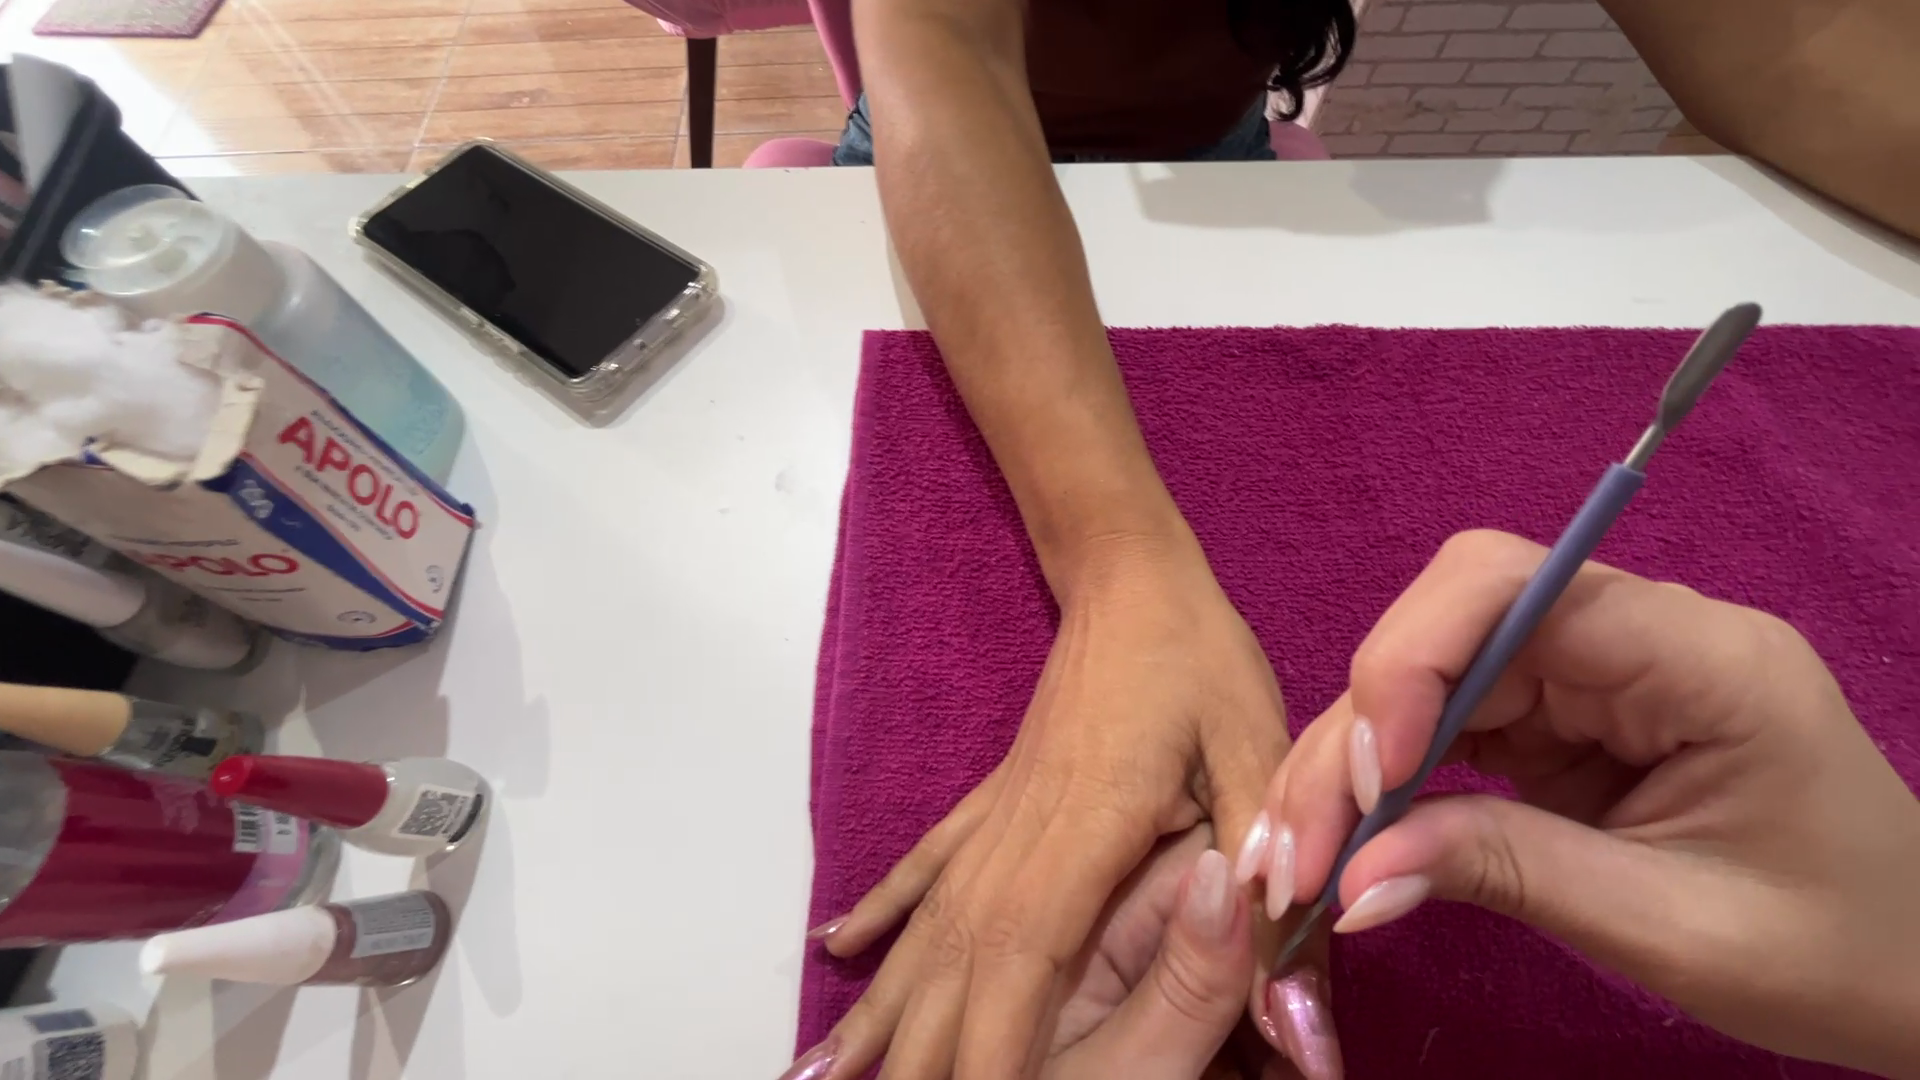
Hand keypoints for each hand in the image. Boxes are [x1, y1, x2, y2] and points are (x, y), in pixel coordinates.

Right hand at [787, 545, 1331, 1078]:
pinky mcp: (997, 790)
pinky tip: (841, 942)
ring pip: (934, 913)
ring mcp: (1002, 806)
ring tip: (834, 1066)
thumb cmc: (1194, 654)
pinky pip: (931, 859)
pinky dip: (884, 907)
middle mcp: (1027, 824)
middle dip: (926, 1044)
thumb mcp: (1256, 746)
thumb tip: (1297, 999)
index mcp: (1092, 819)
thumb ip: (1268, 863)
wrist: (1127, 577)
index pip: (1029, 949)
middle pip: (964, 949)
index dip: (993, 1043)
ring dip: (889, 993)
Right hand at [1255, 530, 1919, 1078]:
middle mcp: (1612, 636)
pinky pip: (1415, 723)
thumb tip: (1352, 881)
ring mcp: (1562, 672)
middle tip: (1304, 842)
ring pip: (1405, 679)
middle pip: (1432, 631)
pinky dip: (1359, 781)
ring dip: (1336, 763)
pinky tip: (1328, 835)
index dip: (1412, 661)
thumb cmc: (1848, 954)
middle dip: (1354, 730)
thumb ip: (1507, 874)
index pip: (1506, 588)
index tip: (1371, 776)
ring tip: (1295, 856)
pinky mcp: (1525, 713)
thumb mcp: (1682, 930)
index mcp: (1692, 653)